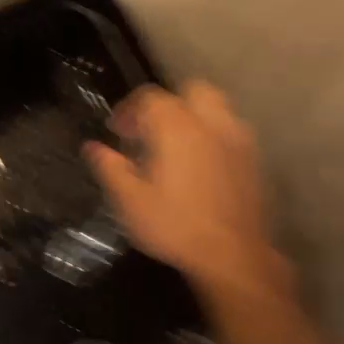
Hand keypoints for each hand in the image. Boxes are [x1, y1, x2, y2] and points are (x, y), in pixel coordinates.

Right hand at [84, 81, 292, 300]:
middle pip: (190, 91)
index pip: (150, 98)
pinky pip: (228, 130)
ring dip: (190, 118)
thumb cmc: (172, 225)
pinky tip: (195, 165)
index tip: (115, 131)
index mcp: (177, 129)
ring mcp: (237, 139)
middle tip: (146, 131)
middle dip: (165, 104)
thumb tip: (92, 147)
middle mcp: (211, 123)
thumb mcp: (129, 200)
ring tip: (171, 147)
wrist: (230, 252)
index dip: (128, 109)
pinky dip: (208, 135)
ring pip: (214, 108)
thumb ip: (109, 167)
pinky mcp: (251, 158)